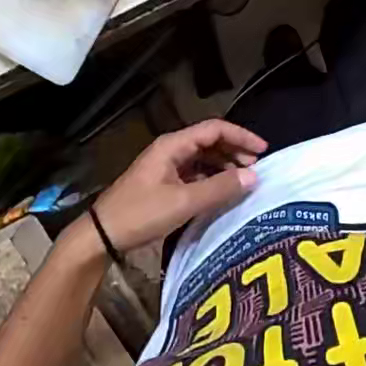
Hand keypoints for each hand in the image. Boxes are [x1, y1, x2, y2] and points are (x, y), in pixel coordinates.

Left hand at [91, 120, 267, 249]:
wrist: (103, 235)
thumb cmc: (141, 214)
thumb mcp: (184, 201)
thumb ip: (220, 187)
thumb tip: (253, 176)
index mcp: (173, 145)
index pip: (214, 129)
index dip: (241, 136)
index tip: (263, 151)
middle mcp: (170, 150)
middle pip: (209, 141)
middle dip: (235, 151)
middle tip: (256, 169)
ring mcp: (166, 167)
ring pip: (203, 158)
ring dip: (224, 166)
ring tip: (244, 181)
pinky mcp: (164, 183)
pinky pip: (195, 173)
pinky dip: (212, 178)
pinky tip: (223, 192)